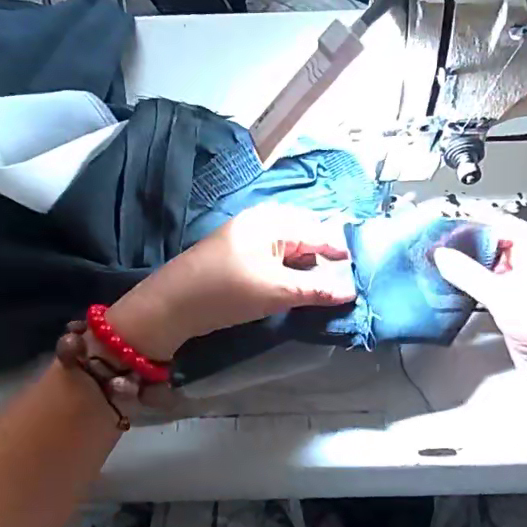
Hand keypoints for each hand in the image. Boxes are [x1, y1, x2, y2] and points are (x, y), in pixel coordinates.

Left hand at [107, 203, 355, 358]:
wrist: (169, 307)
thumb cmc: (226, 292)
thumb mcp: (276, 292)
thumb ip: (315, 289)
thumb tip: (350, 290)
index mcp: (271, 220)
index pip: (316, 232)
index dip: (338, 252)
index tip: (357, 273)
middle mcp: (259, 221)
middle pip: (302, 236)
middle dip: (321, 258)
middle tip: (338, 285)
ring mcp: (244, 237)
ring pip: (286, 248)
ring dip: (303, 267)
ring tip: (316, 290)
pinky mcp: (234, 255)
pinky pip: (270, 257)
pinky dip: (285, 271)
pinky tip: (289, 289)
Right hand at [431, 211, 526, 412]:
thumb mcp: (503, 297)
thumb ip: (468, 272)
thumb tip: (439, 253)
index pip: (495, 222)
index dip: (465, 223)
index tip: (434, 226)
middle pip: (489, 239)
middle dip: (460, 243)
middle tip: (427, 245)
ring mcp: (522, 278)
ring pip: (485, 261)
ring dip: (462, 263)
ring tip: (431, 261)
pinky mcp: (513, 299)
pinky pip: (486, 282)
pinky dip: (468, 281)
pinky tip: (446, 282)